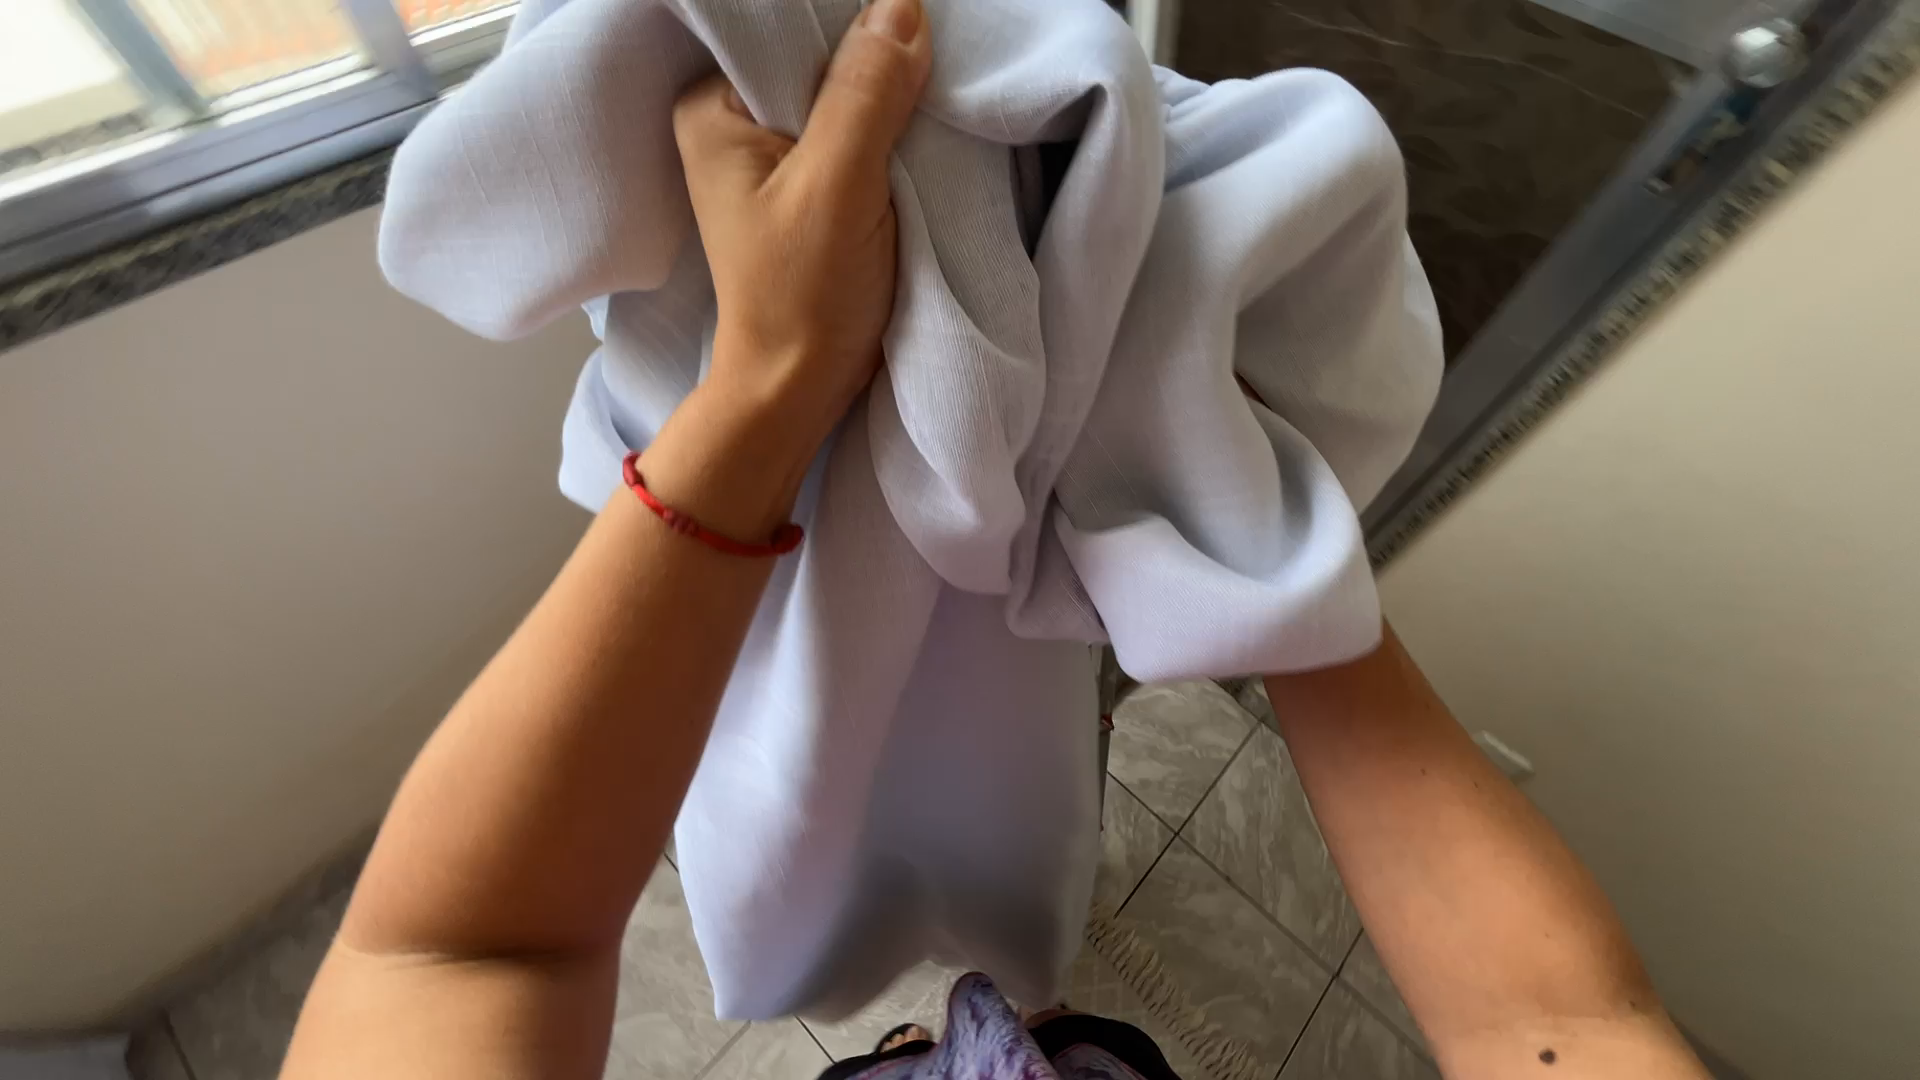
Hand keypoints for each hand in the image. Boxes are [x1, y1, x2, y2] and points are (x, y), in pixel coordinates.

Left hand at [641, 0, 931, 540]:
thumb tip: (903, 6)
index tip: (904, 43)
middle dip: (872, 70)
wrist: (803, 382)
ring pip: (842, 104)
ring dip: (886, 109)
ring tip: (924, 113)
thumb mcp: (836, 185)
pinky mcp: (809, 197)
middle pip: (816, 63)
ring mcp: (774, 165)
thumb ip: (866, 94)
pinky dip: (886, 144)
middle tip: (922, 80)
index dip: (849, 28)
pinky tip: (912, 147)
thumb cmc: (804, 294)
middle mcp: (735, 127)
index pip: (782, 28)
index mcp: (713, 109)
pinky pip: (854, 143)